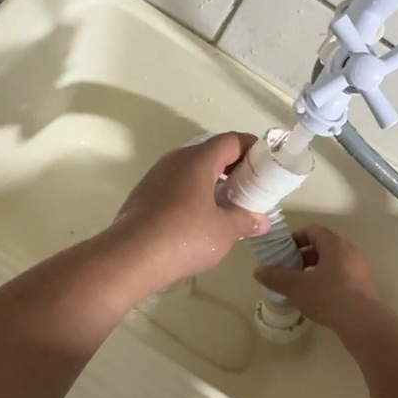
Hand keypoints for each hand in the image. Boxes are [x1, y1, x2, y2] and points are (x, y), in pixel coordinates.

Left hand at [102, 132, 269, 289]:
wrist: (130, 257)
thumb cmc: (184, 237)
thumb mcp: (224, 231)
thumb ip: (245, 220)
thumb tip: (261, 221)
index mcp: (198, 159)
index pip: (231, 141)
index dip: (252, 148)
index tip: (267, 164)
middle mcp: (175, 160)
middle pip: (211, 153)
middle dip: (234, 167)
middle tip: (251, 187)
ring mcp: (156, 176)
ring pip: (192, 169)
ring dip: (213, 181)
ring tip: (229, 204)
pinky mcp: (144, 194)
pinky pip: (177, 184)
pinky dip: (194, 193)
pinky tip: (200, 217)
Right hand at [252, 225, 392, 333]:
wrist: (363, 321)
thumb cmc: (328, 295)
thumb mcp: (297, 287)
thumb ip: (277, 277)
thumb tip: (258, 271)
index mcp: (334, 244)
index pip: (313, 231)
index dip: (295, 238)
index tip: (283, 252)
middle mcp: (349, 251)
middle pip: (323, 247)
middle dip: (303, 257)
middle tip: (288, 270)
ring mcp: (359, 268)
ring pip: (332, 263)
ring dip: (315, 271)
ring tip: (300, 286)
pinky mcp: (364, 286)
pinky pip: (341, 276)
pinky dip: (327, 281)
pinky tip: (317, 299)